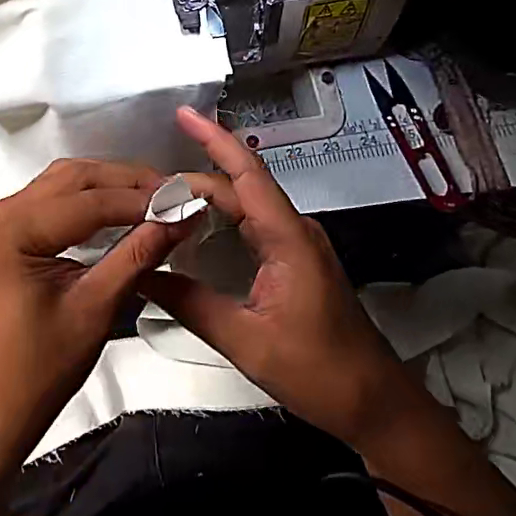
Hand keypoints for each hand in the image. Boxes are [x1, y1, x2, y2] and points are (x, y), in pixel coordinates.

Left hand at [0, 159, 190, 462]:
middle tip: (172, 195)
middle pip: (74, 179)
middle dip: (127, 183)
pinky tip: (119, 209)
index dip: (141, 200)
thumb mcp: (95, 309)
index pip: (88, 200)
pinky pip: (51, 200)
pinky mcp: (4, 234)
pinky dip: (88, 200)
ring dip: (109, 186)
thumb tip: (175, 220)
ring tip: (153, 199)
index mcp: (9, 231)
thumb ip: (137, 255)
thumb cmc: (34, 372)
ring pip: (63, 183)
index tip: (181, 201)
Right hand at [140, 107, 426, 450]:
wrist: (374, 401)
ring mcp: (297, 244)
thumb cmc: (319, 371)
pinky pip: (253, 223)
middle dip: (194, 175)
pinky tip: (197, 222)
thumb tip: (142, 276)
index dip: (214, 140)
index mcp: (288, 238)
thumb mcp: (247, 341)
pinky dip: (221, 215)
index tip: (184, 114)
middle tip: (147, 184)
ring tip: (162, 194)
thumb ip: (192, 305)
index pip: (246, 174)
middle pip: (241, 186)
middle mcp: (294, 230)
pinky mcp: (294, 260)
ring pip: (246, 203)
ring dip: (207, 193)